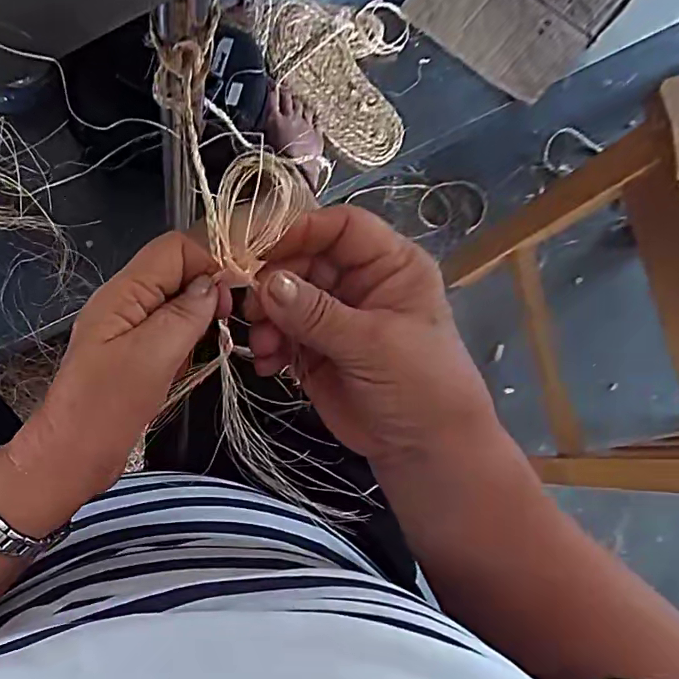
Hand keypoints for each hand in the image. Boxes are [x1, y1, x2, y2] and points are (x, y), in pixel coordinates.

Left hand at [0, 231, 224, 532]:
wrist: (72, 457)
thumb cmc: (106, 407)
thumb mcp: (152, 356)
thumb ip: (184, 314)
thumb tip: (213, 284)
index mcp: (122, 293)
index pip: (174, 248)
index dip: (208, 263)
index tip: (231, 300)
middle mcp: (124, 303)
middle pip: (176, 273)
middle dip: (207, 292)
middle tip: (224, 326)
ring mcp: (127, 331)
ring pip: (175, 305)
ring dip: (198, 321)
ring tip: (207, 349)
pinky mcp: (132, 356)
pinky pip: (168, 334)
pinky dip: (186, 344)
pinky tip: (189, 365)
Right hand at [243, 206, 500, 467]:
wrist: (423, 450)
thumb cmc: (419, 386)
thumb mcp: (371, 344)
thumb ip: (316, 313)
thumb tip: (266, 283)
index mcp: (389, 266)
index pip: (341, 228)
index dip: (301, 232)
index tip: (259, 252)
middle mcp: (358, 284)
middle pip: (303, 261)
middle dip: (274, 284)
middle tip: (255, 311)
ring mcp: (332, 318)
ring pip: (284, 299)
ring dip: (266, 319)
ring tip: (266, 348)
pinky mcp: (313, 350)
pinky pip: (280, 334)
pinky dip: (268, 346)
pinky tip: (268, 365)